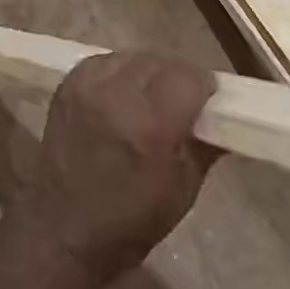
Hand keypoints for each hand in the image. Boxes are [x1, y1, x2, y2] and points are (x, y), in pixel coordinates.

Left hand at [17, 51, 219, 277]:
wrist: (62, 232)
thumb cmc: (130, 221)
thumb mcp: (183, 189)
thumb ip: (206, 145)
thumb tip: (226, 117)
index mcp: (151, 126)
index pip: (189, 77)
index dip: (203, 87)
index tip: (207, 99)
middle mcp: (118, 95)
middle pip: (162, 62)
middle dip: (178, 77)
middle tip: (182, 99)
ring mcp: (88, 86)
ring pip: (134, 56)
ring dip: (149, 71)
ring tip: (151, 95)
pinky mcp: (68, 84)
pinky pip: (106, 60)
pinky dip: (120, 71)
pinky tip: (123, 93)